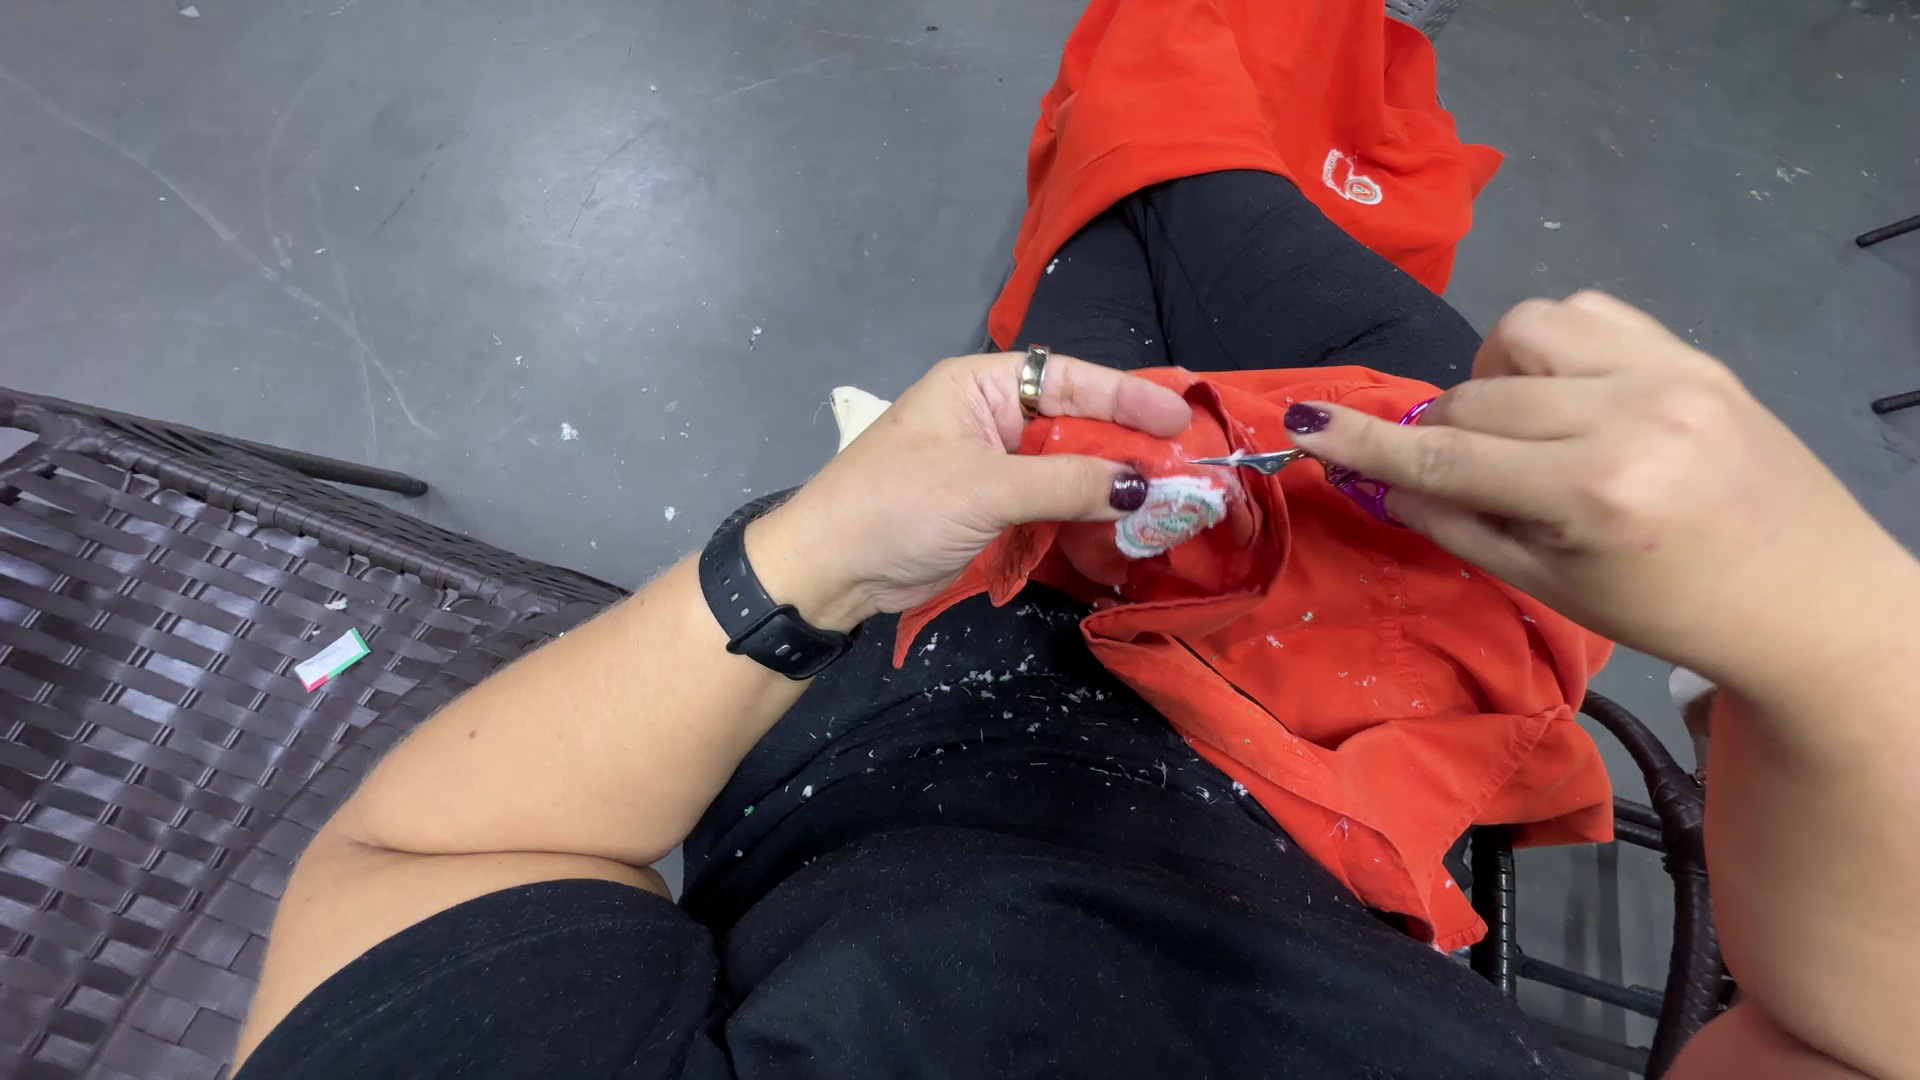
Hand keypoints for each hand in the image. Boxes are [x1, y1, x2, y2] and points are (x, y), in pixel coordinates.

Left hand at [746, 352, 1191, 627]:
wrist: (832, 570)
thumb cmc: (898, 507)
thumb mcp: (984, 488)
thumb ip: (1066, 483)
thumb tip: (1141, 485)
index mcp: (980, 386)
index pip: (1067, 379)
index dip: (1126, 396)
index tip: (1180, 418)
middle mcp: (990, 417)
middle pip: (1074, 423)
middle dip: (1126, 446)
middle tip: (1187, 467)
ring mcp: (992, 465)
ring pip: (1066, 467)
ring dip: (1109, 485)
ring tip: (1168, 499)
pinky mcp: (992, 508)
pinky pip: (1050, 502)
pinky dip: (1083, 513)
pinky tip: (1122, 523)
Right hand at [1282, 291, 1918, 700]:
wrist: (1811, 598)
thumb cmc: (1660, 607)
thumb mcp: (1537, 580)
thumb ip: (1448, 520)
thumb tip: (1380, 477)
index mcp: (1592, 491)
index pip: (1443, 454)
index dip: (1362, 440)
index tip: (1302, 424)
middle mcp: (1633, 414)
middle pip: (1471, 397)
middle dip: (1441, 431)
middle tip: (1468, 472)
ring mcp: (1672, 372)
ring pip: (1520, 331)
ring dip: (1491, 379)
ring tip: (1523, 423)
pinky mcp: (1694, 353)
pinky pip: (1583, 312)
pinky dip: (1545, 347)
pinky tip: (1564, 391)